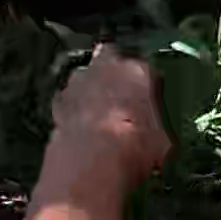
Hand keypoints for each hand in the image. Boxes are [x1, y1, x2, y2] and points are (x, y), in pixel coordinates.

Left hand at [26, 46, 169, 219]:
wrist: (94, 160)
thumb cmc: (137, 148)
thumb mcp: (162, 143)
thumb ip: (157, 130)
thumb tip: (158, 140)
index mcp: (139, 72)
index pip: (148, 72)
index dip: (149, 88)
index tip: (150, 104)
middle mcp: (107, 66)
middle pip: (111, 59)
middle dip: (114, 74)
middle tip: (121, 98)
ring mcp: (78, 80)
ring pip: (87, 77)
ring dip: (91, 90)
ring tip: (98, 117)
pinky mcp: (58, 100)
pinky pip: (69, 101)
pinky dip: (74, 110)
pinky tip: (80, 129)